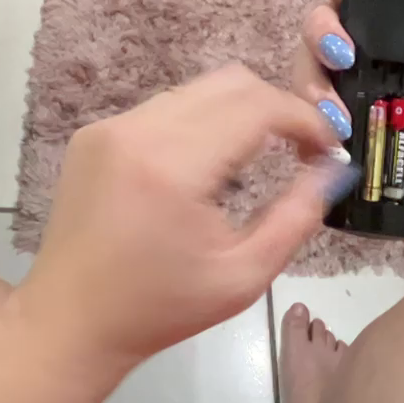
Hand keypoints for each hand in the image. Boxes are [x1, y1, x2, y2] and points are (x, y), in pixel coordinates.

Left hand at [17, 64, 358, 372]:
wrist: (69, 321)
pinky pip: (164, 107)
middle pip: (230, 81)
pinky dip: (198, 121)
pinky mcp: (95, 131)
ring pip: (197, 89)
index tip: (328, 147)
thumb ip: (297, 215)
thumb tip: (334, 167)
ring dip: (237, 112)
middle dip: (275, 106)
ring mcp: (111, 125)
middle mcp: (138, 129)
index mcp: (174, 166)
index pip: (257, 106)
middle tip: (298, 148)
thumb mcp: (244, 275)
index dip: (304, 118)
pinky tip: (204, 164)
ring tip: (256, 155)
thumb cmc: (160, 308)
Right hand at [289, 0, 403, 272]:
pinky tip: (332, 139)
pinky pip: (302, 124)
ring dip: (314, 82)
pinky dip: (308, 126)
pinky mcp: (334, 146)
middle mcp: (373, 65)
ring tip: (340, 114)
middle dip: (320, 28)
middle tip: (340, 48)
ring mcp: (351, 106)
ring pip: (306, 71)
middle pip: (323, 27)